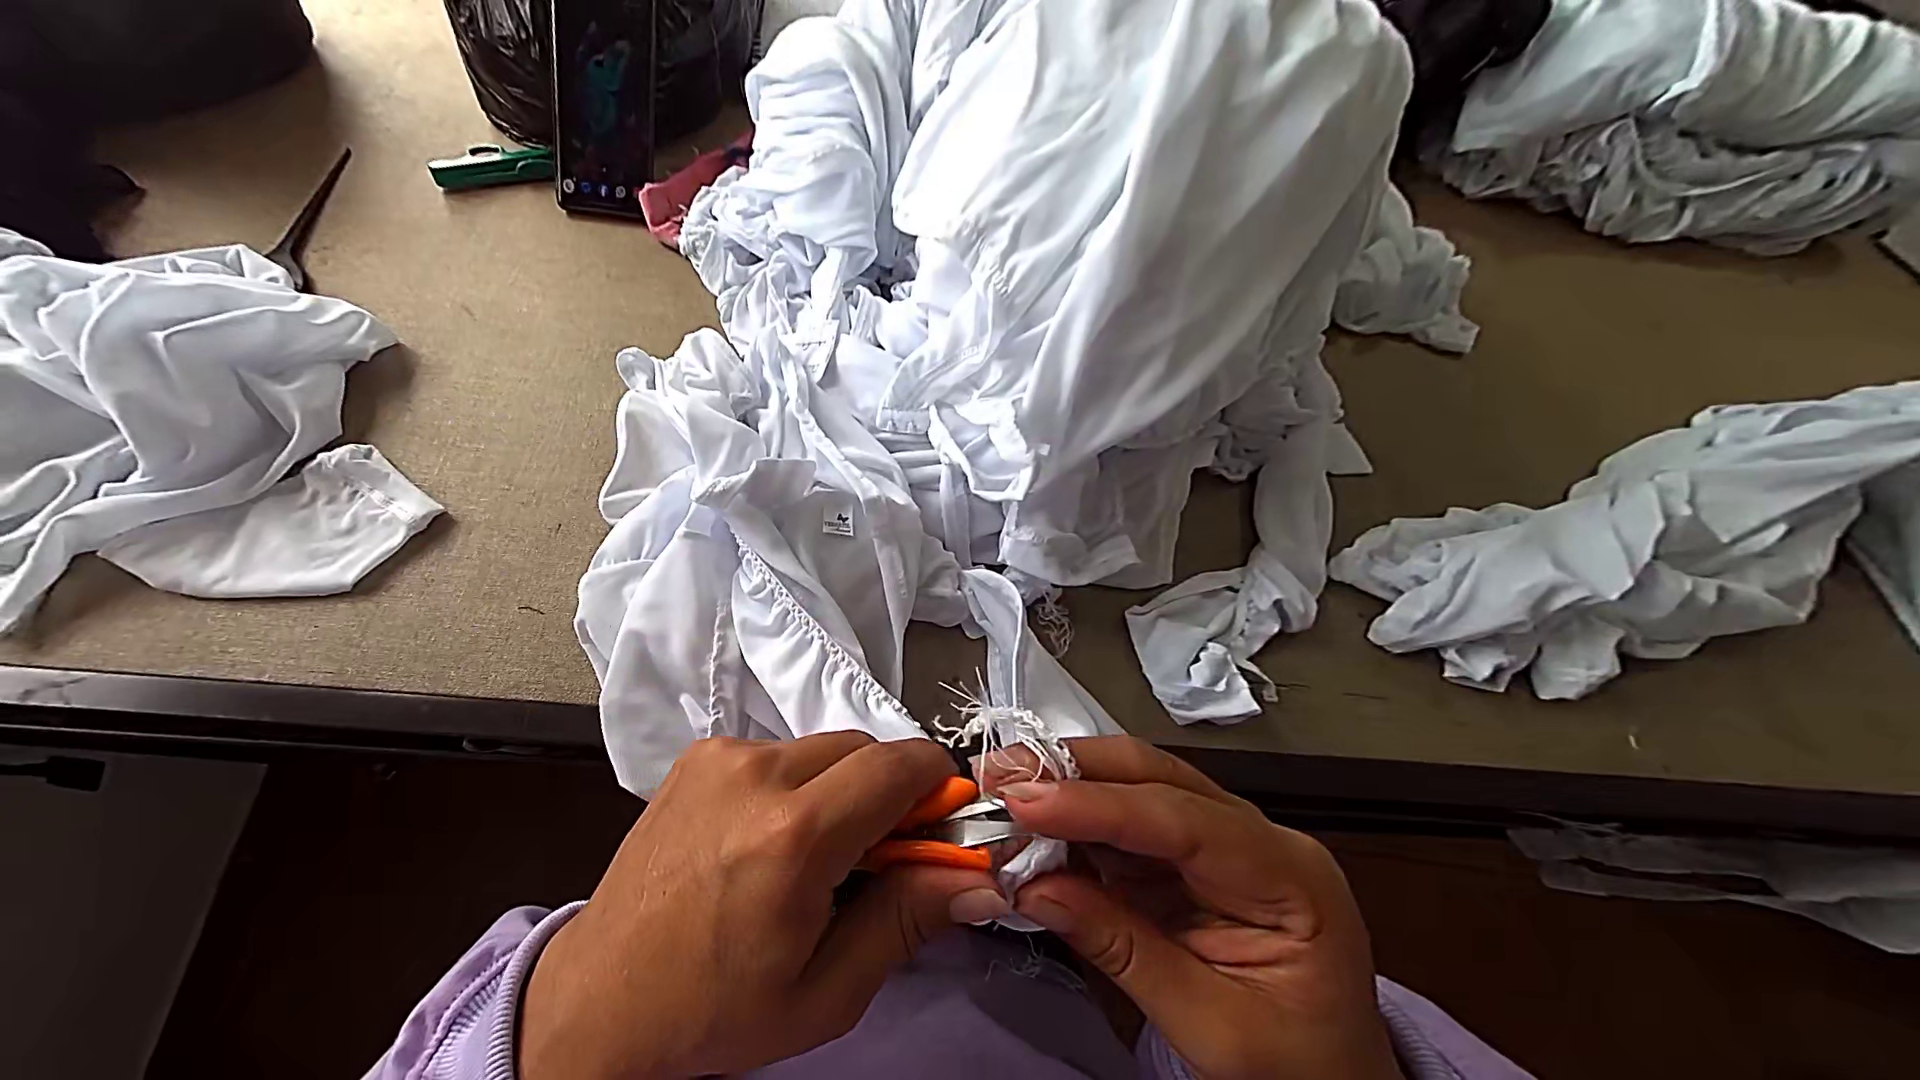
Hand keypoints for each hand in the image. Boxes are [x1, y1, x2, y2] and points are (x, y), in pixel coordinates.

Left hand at [520, 733, 1007, 1078]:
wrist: (594, 1004)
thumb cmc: (715, 1013)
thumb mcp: (828, 990)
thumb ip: (910, 917)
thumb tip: (980, 875)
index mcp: (793, 835)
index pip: (901, 765)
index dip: (936, 785)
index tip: (937, 824)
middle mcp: (757, 773)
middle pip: (867, 748)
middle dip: (888, 790)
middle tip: (873, 853)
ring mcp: (722, 755)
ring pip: (826, 746)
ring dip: (841, 786)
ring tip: (812, 848)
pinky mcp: (700, 752)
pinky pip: (782, 750)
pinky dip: (798, 781)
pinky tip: (766, 833)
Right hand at [987, 736, 1403, 1079]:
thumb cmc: (1297, 1067)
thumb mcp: (1214, 1029)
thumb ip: (1123, 951)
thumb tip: (1033, 888)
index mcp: (1290, 875)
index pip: (1182, 819)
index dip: (1098, 803)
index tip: (1027, 800)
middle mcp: (1256, 835)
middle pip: (1157, 775)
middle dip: (1075, 769)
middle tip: (1003, 775)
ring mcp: (1221, 836)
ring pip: (1135, 784)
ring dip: (1067, 786)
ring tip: (1005, 792)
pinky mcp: (1187, 851)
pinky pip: (1124, 820)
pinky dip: (1075, 820)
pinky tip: (1035, 823)